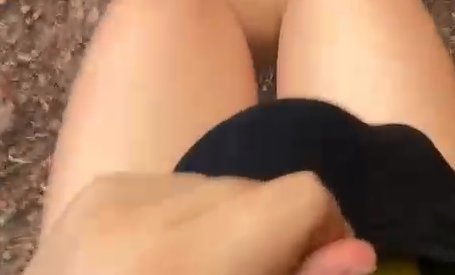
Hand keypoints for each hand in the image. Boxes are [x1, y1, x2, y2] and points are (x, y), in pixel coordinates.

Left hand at [27, 172, 377, 274]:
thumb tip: (361, 253)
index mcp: (173, 263)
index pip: (300, 196)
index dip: (323, 236)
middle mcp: (139, 212)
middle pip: (261, 192)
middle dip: (269, 241)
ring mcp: (109, 195)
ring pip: (221, 188)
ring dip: (227, 232)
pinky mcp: (93, 192)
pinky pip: (176, 188)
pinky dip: (186, 227)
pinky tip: (160, 273)